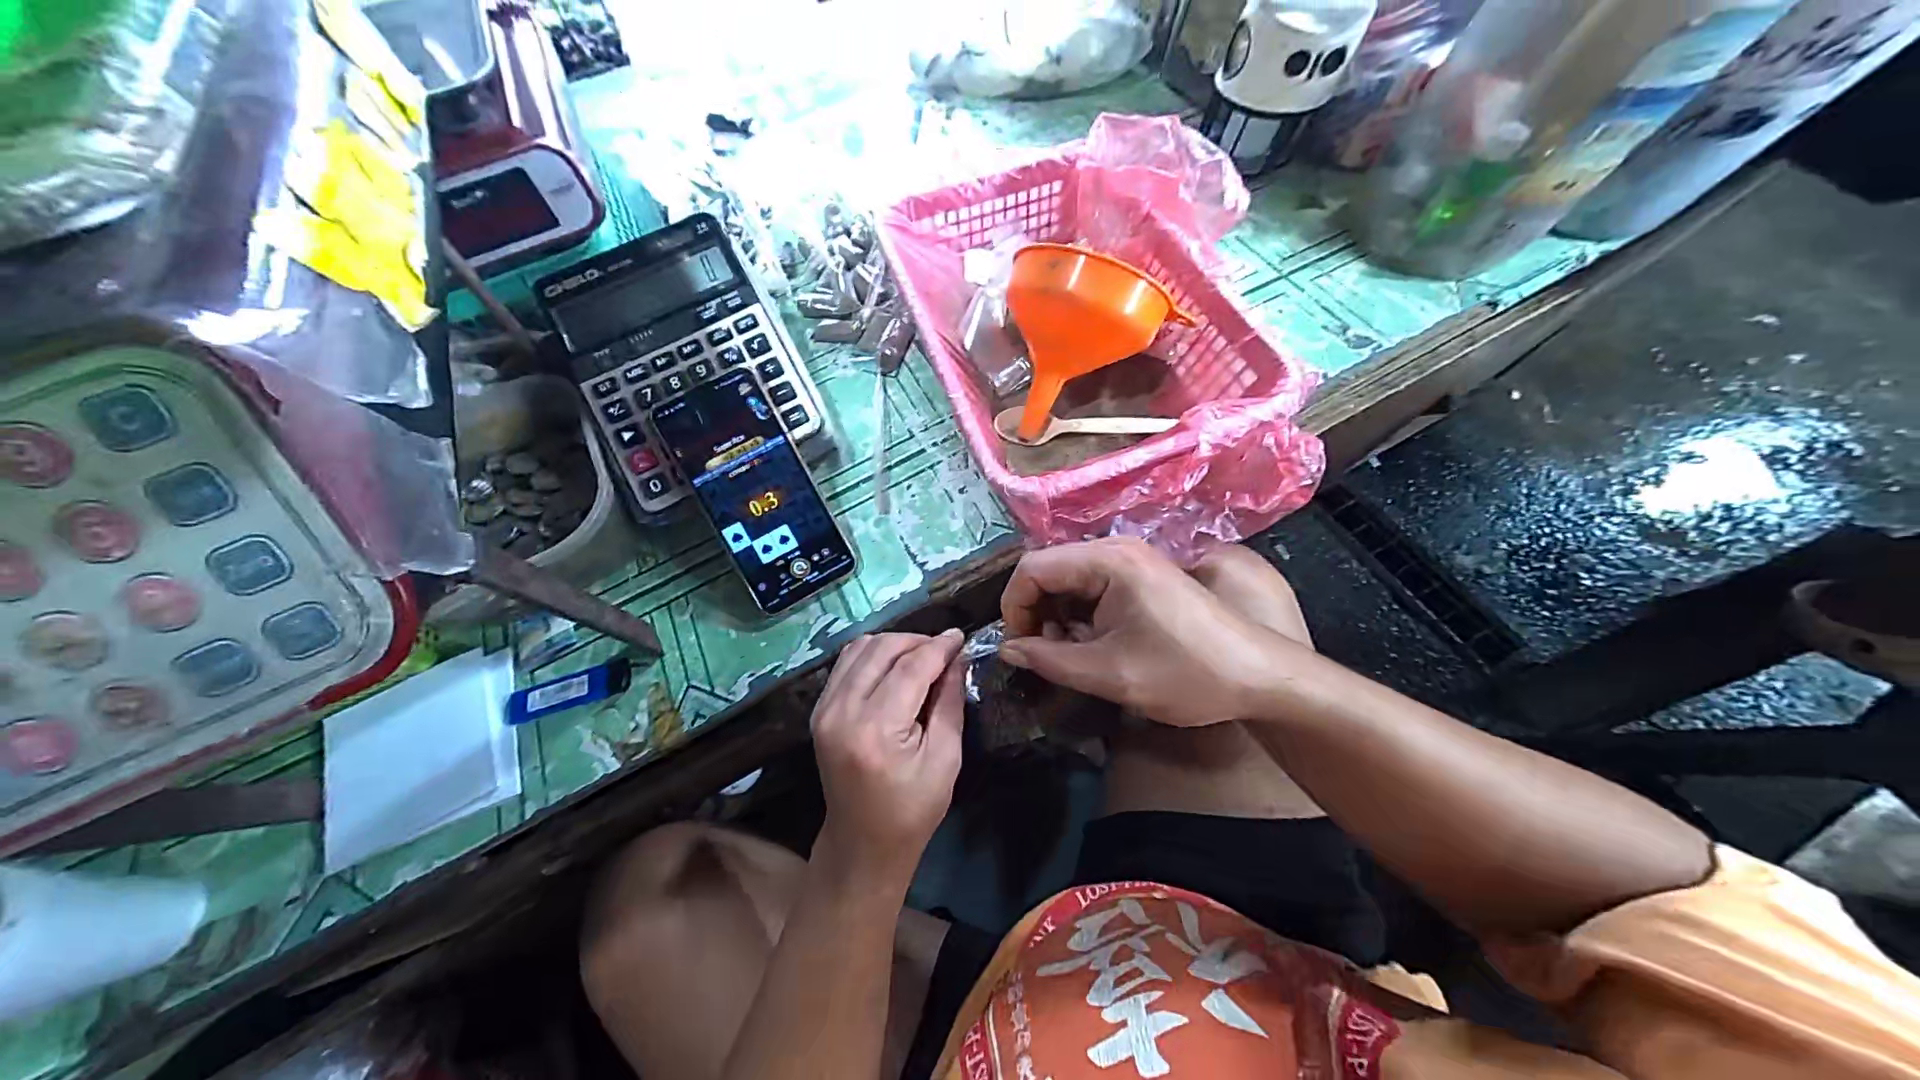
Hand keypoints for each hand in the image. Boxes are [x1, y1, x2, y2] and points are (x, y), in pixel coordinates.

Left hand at [811, 630, 965, 878]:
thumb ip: (949, 702)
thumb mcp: (945, 758)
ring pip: (860, 649)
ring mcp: (825, 710)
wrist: (862, 842)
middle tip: (945, 650)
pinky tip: (894, 667)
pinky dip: (873, 656)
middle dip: (918, 641)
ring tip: (922, 656)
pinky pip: (846, 663)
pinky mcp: (819, 710)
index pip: (911, 668)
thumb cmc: (912, 810)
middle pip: (882, 649)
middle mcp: (842, 712)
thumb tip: (956, 657)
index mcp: (876, 730)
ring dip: (894, 644)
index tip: (961, 636)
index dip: (939, 647)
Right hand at [998, 537, 1303, 727]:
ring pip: (1071, 582)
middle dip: (1038, 613)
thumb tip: (1008, 649)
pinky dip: (1083, 617)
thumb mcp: (1108, 673)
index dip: (1015, 606)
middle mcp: (1118, 550)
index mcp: (1109, 560)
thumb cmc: (1185, 672)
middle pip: (1050, 570)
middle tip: (1047, 655)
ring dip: (1060, 617)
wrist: (1259, 678)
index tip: (1018, 646)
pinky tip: (1097, 647)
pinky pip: (1095, 589)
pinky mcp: (1145, 579)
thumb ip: (1049, 659)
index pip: (1032, 567)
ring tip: (1074, 656)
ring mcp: (1134, 562)